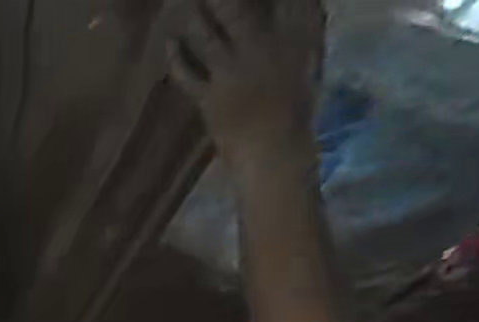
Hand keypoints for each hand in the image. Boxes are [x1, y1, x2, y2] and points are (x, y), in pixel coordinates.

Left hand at [167, 0, 324, 162]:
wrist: (273, 149)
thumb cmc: (296, 105)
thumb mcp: (309, 54)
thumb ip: (303, 22)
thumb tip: (297, 2)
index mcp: (297, 30)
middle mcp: (262, 43)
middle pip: (237, 8)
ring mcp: (232, 70)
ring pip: (209, 34)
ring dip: (195, 14)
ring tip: (180, 1)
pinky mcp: (209, 96)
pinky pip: (187, 73)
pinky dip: (175, 58)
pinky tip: (168, 40)